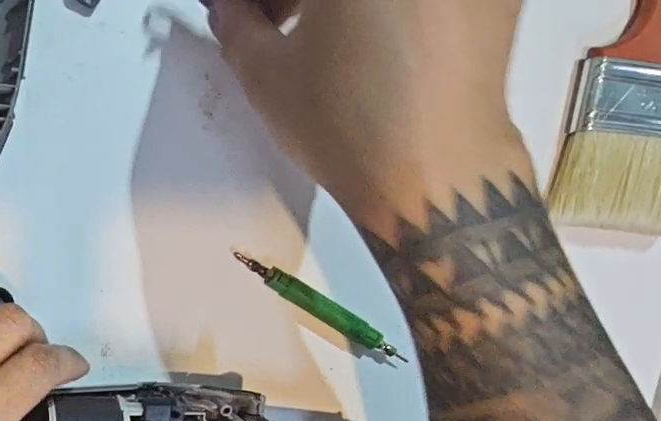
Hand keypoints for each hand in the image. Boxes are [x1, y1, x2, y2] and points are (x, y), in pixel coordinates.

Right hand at [205, 0, 534, 233]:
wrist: (431, 165)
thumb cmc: (348, 123)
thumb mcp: (267, 77)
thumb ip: (237, 26)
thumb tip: (228, 6)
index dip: (256, 2)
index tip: (242, 13)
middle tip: (274, 23)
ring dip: (339, 6)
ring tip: (323, 37)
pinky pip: (421, 1)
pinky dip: (393, 12)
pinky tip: (373, 43)